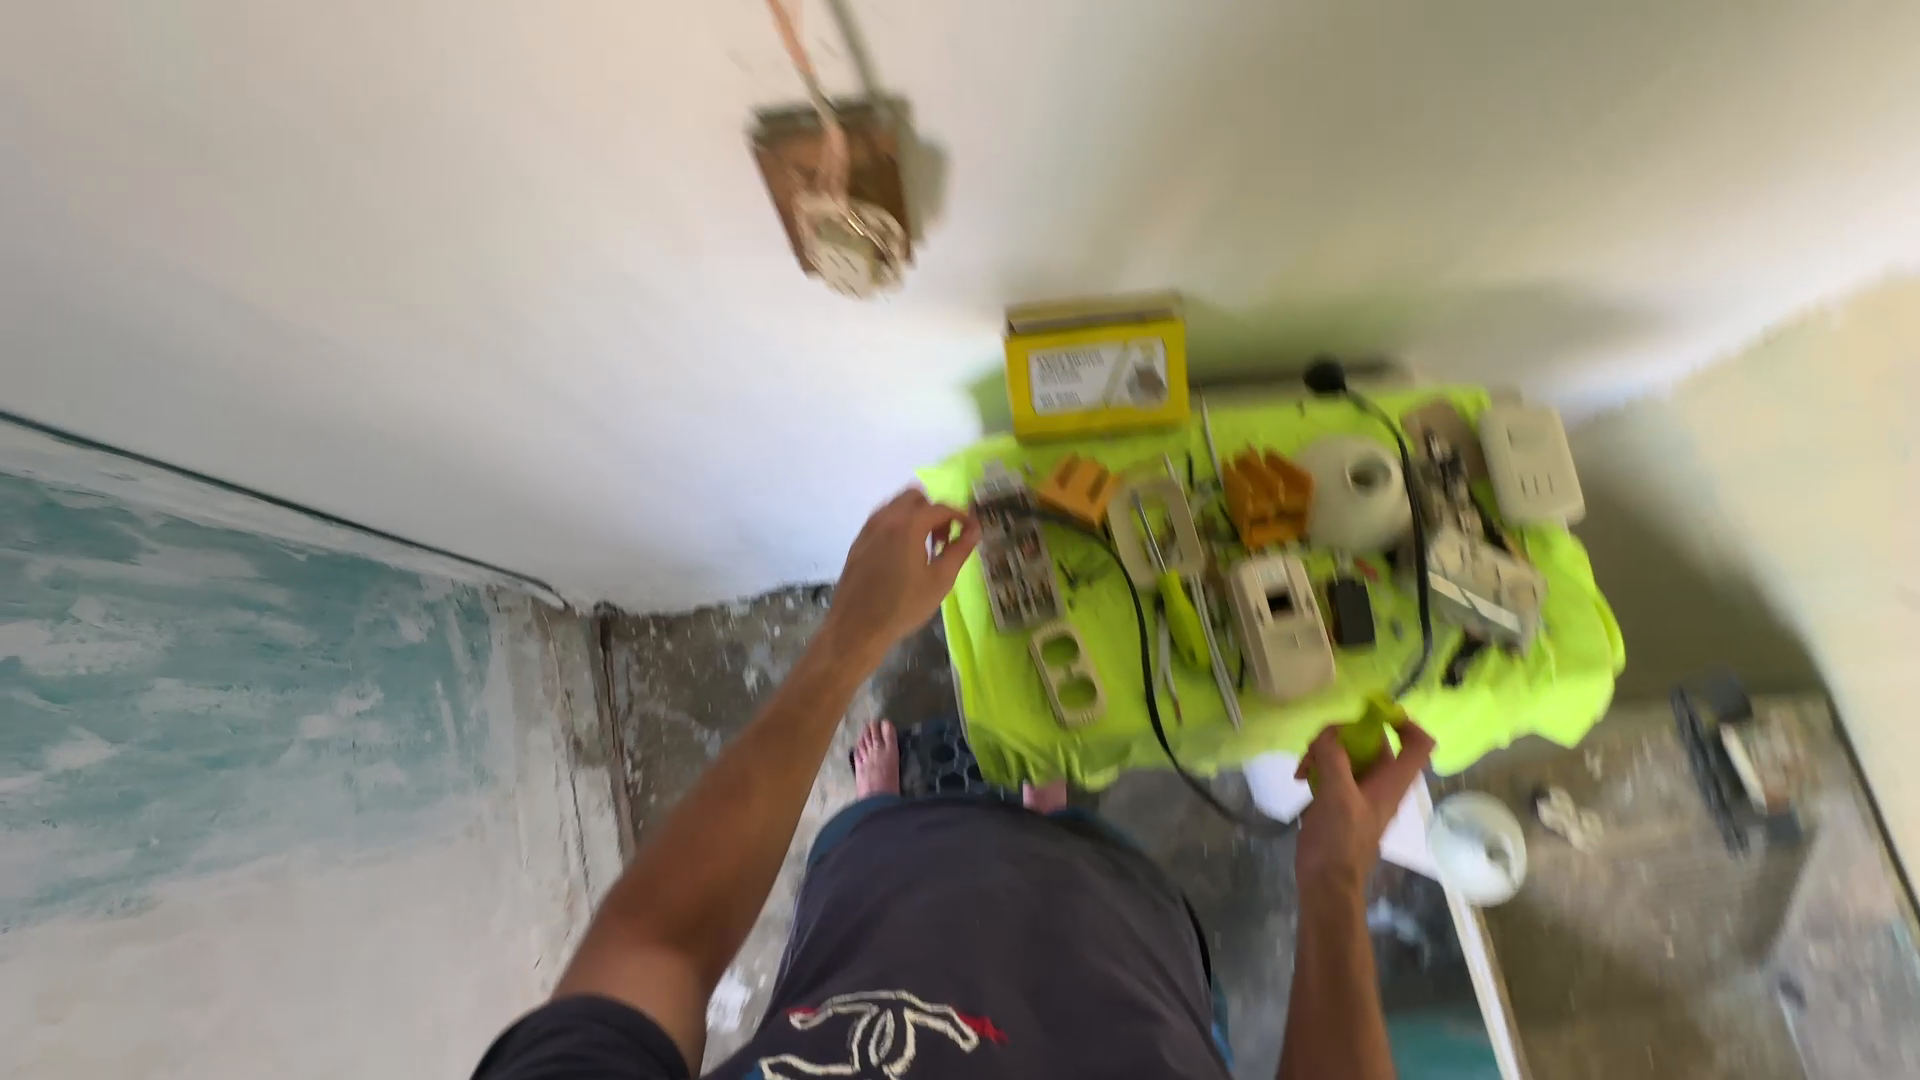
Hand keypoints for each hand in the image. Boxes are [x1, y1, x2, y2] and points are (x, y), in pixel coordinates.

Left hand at [818, 488, 978, 668]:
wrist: (856, 627)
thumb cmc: (903, 606)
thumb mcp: (940, 580)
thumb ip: (959, 550)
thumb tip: (974, 530)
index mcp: (908, 525)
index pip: (940, 507)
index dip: (960, 516)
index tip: (971, 530)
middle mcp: (885, 519)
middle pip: (915, 498)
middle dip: (934, 512)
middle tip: (943, 539)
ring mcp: (868, 529)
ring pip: (896, 507)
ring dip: (915, 517)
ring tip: (924, 548)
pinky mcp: (858, 542)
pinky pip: (882, 521)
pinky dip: (897, 527)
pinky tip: (902, 556)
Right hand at [1294, 719, 1435, 899]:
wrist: (1326, 881)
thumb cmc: (1339, 841)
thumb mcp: (1337, 796)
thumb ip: (1334, 759)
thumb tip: (1329, 734)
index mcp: (1392, 782)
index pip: (1418, 744)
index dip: (1403, 722)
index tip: (1369, 713)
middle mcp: (1382, 782)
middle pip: (1374, 741)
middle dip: (1343, 735)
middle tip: (1317, 746)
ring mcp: (1361, 790)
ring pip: (1349, 753)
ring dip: (1324, 751)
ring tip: (1303, 767)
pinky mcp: (1342, 798)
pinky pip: (1335, 769)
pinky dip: (1318, 766)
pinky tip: (1301, 778)